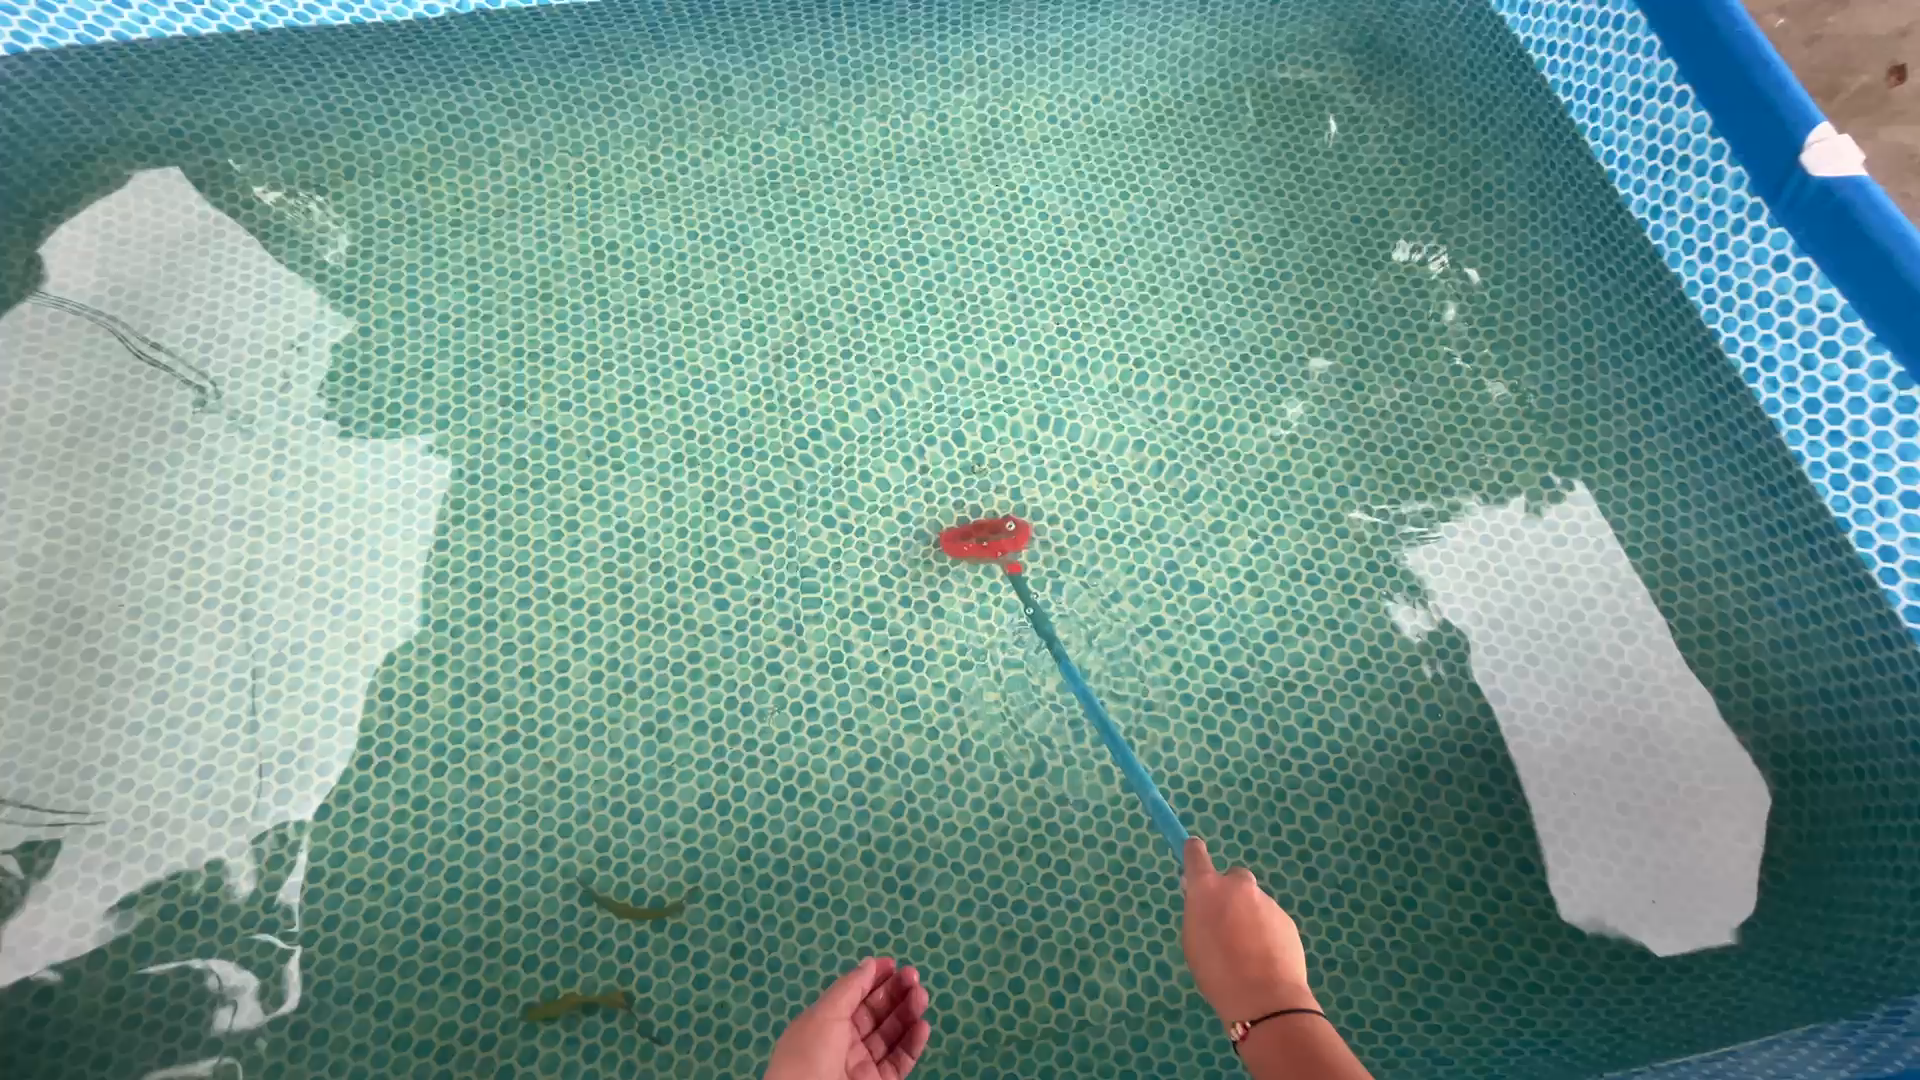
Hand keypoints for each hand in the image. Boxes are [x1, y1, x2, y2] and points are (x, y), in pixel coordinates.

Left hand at [764, 956, 930, 1079]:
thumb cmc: (810, 1055)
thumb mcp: (825, 1013)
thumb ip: (850, 987)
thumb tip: (869, 963)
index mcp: (826, 1024)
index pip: (854, 996)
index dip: (873, 978)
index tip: (893, 964)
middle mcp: (845, 1044)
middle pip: (876, 1013)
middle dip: (895, 992)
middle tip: (914, 976)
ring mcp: (862, 1067)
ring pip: (891, 1035)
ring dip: (908, 1013)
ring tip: (922, 996)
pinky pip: (899, 1063)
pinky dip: (912, 1044)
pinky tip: (922, 1026)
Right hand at [1181, 836, 1316, 1022]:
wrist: (1265, 999)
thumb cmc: (1216, 971)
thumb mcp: (1193, 940)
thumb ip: (1196, 911)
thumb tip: (1201, 898)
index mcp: (1207, 887)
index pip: (1195, 852)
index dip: (1193, 853)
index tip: (1193, 859)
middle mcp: (1237, 886)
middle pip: (1232, 878)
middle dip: (1230, 894)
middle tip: (1227, 924)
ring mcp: (1265, 900)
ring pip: (1254, 901)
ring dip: (1250, 916)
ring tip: (1249, 951)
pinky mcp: (1286, 919)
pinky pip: (1271, 919)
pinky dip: (1267, 932)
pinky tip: (1266, 959)